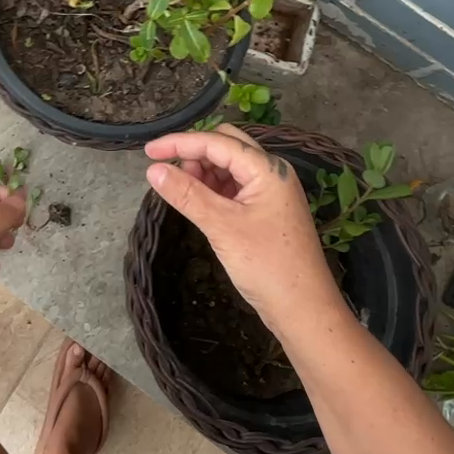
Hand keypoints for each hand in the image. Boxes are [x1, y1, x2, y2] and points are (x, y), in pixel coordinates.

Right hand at [144, 125, 343, 328]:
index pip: (217, 142)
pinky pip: (234, 186)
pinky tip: (198, 202)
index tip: (148, 152)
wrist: (305, 311)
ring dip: (203, 171)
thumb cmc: (267, 266)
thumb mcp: (222, 227)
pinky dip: (213, 188)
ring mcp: (270, 192)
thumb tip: (153, 170)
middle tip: (168, 172)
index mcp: (267, 169)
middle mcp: (271, 172)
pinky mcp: (266, 210)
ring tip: (181, 191)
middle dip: (194, 153)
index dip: (180, 143)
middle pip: (226, 146)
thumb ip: (187, 194)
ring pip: (229, 166)